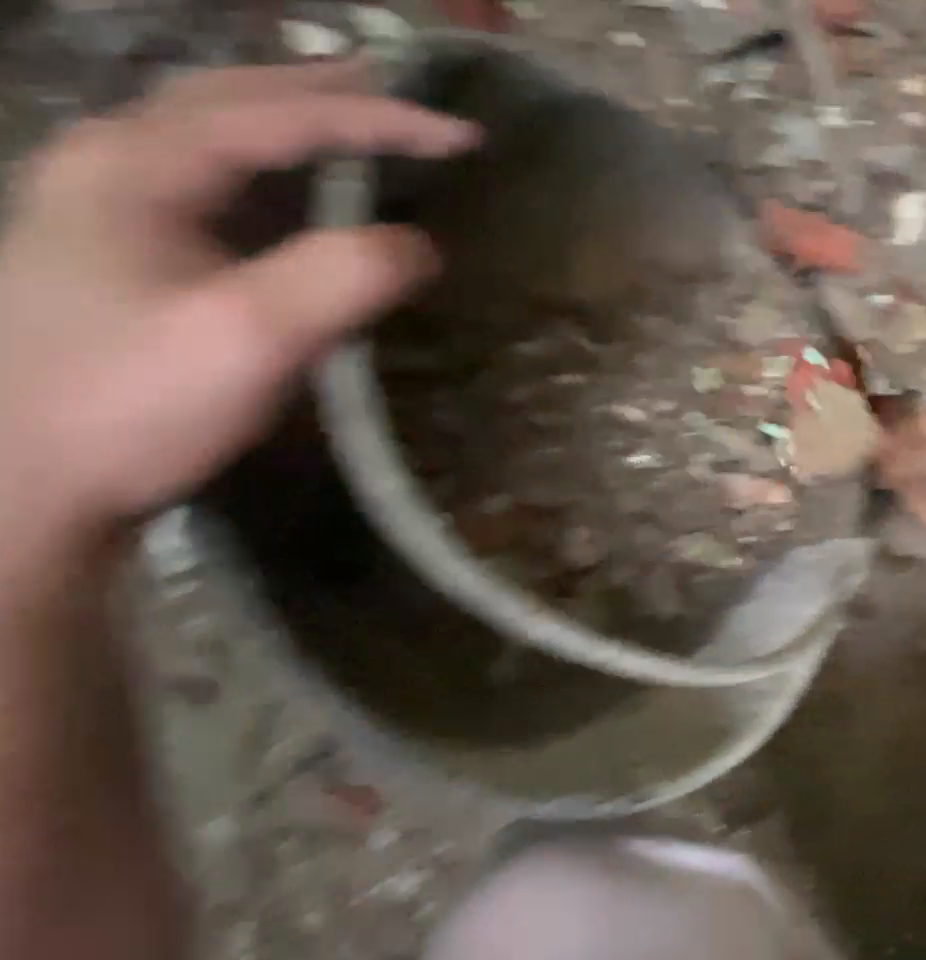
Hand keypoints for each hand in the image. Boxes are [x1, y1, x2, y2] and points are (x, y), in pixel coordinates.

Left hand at [0, 62, 477, 565]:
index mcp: (136, 167)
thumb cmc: (130, 405)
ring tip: (370, 124)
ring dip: (300, 119)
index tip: (465, 138)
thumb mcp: (250, 337)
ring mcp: (107, 205)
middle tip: (414, 99)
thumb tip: (420, 244)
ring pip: (218, 132)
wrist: (23, 483)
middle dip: (333, 93)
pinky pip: (214, 179)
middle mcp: (112, 164)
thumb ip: (343, 276)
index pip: (278, 116)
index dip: (380, 119)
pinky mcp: (123, 251)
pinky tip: (304, 187)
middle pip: (234, 97)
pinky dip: (276, 166)